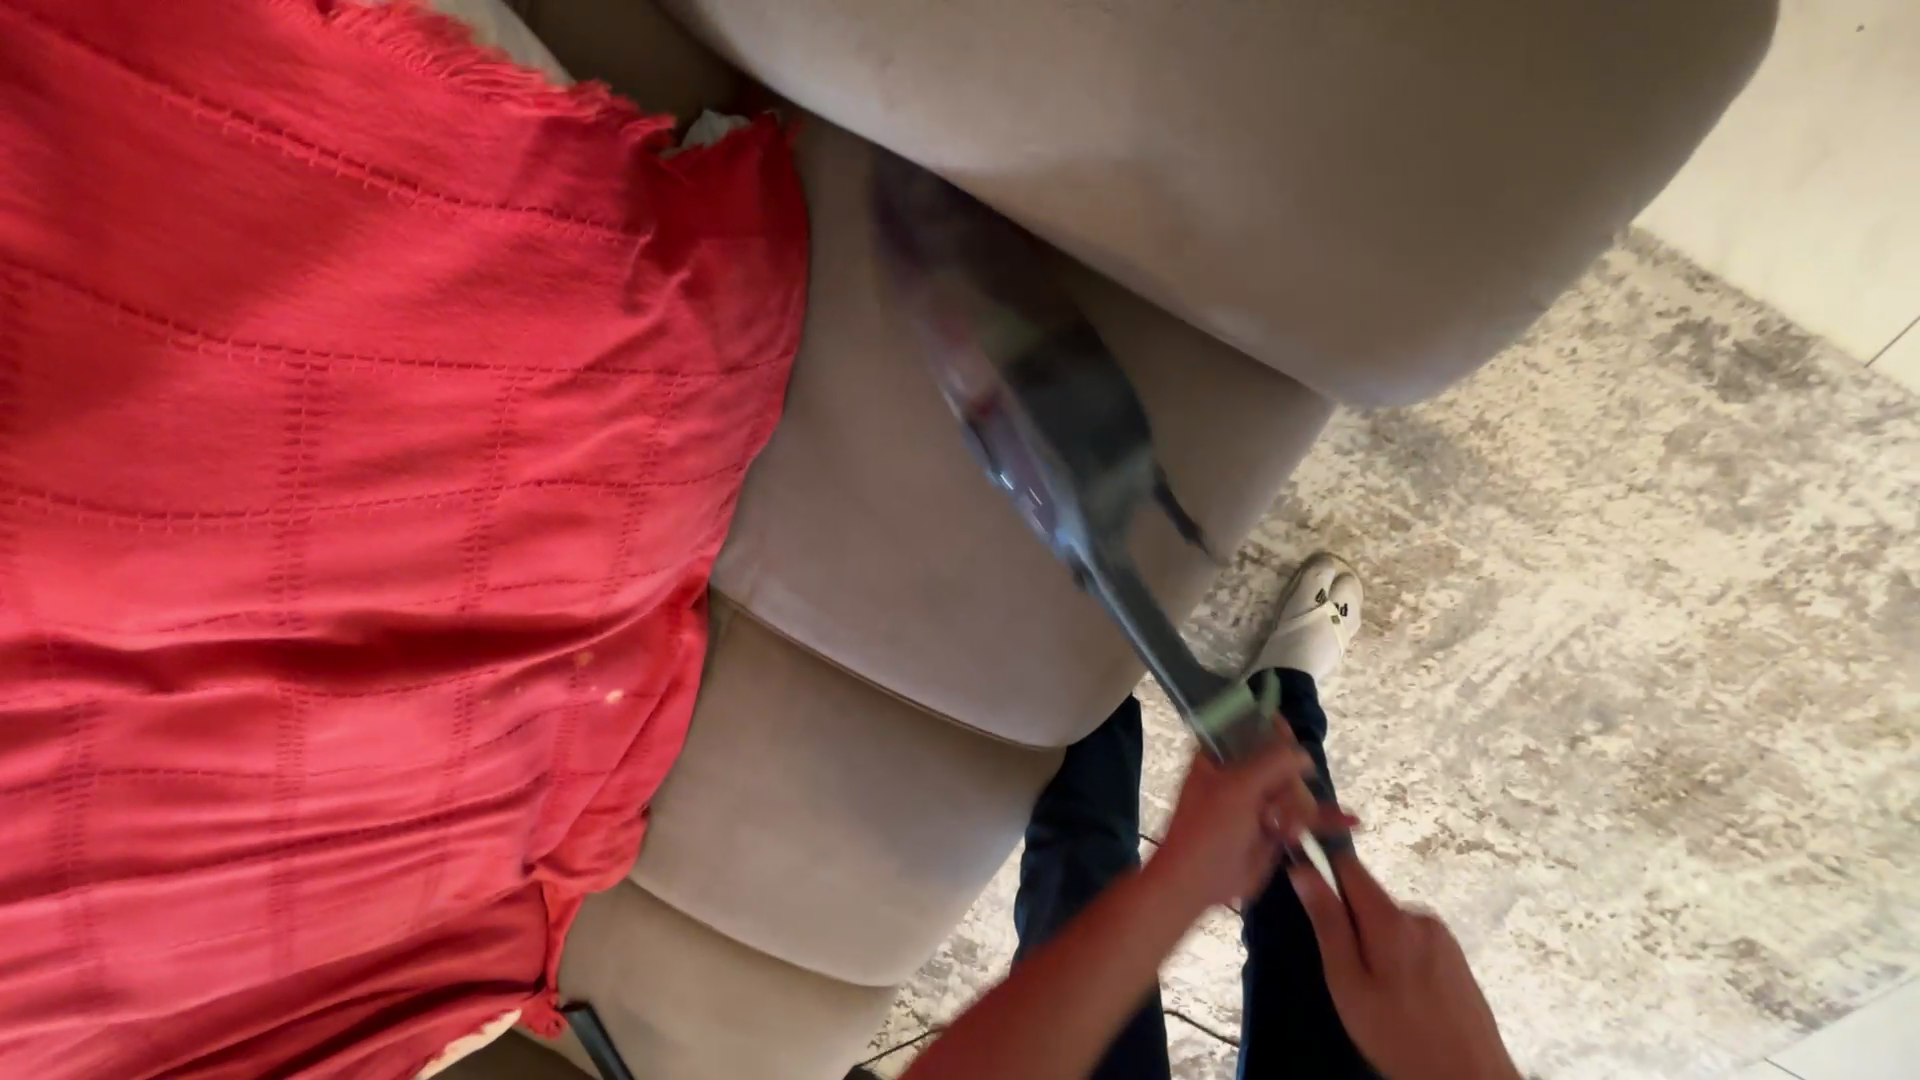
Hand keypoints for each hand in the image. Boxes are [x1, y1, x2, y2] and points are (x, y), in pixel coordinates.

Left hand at [1149, 719, 1356, 907]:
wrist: (1199, 880)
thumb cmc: (1208, 829)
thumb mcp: (1237, 789)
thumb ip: (1271, 763)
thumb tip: (1303, 753)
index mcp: (1220, 755)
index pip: (1253, 728)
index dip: (1276, 734)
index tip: (1291, 747)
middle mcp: (1241, 773)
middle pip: (1284, 762)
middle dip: (1288, 787)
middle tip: (1272, 811)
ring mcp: (1259, 801)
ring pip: (1296, 790)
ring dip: (1299, 809)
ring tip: (1283, 831)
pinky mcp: (1274, 828)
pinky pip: (1305, 817)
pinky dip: (1325, 818)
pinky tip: (1350, 820)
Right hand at [1290, 854, 1521, 1079]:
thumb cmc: (1398, 1036)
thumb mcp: (1348, 982)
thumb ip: (1327, 923)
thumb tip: (1302, 870)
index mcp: (1390, 918)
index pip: (1347, 865)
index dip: (1322, 868)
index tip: (1310, 895)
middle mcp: (1419, 916)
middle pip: (1368, 897)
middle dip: (1351, 921)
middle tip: (1348, 970)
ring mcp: (1442, 936)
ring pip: (1389, 921)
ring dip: (1375, 942)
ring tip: (1378, 991)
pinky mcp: (1456, 956)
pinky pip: (1412, 939)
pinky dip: (1399, 957)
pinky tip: (1403, 996)